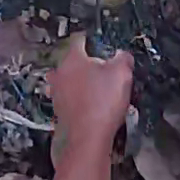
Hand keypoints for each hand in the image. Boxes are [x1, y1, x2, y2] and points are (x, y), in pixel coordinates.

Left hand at [48, 36, 132, 159]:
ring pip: (71, 81)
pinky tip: (95, 107)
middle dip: (88, 64)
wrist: (87, 139)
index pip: (79, 40)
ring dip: (83, 83)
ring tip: (102, 91)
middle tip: (106, 71)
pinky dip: (81, 99)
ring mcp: (56, 93)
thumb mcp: (122, 73)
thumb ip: (123, 58)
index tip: (100, 44)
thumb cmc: (103, 102)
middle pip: (74, 62)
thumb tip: (121, 55)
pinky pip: (71, 98)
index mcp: (72, 58)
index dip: (92, 40)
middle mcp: (59, 73)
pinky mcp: (59, 111)